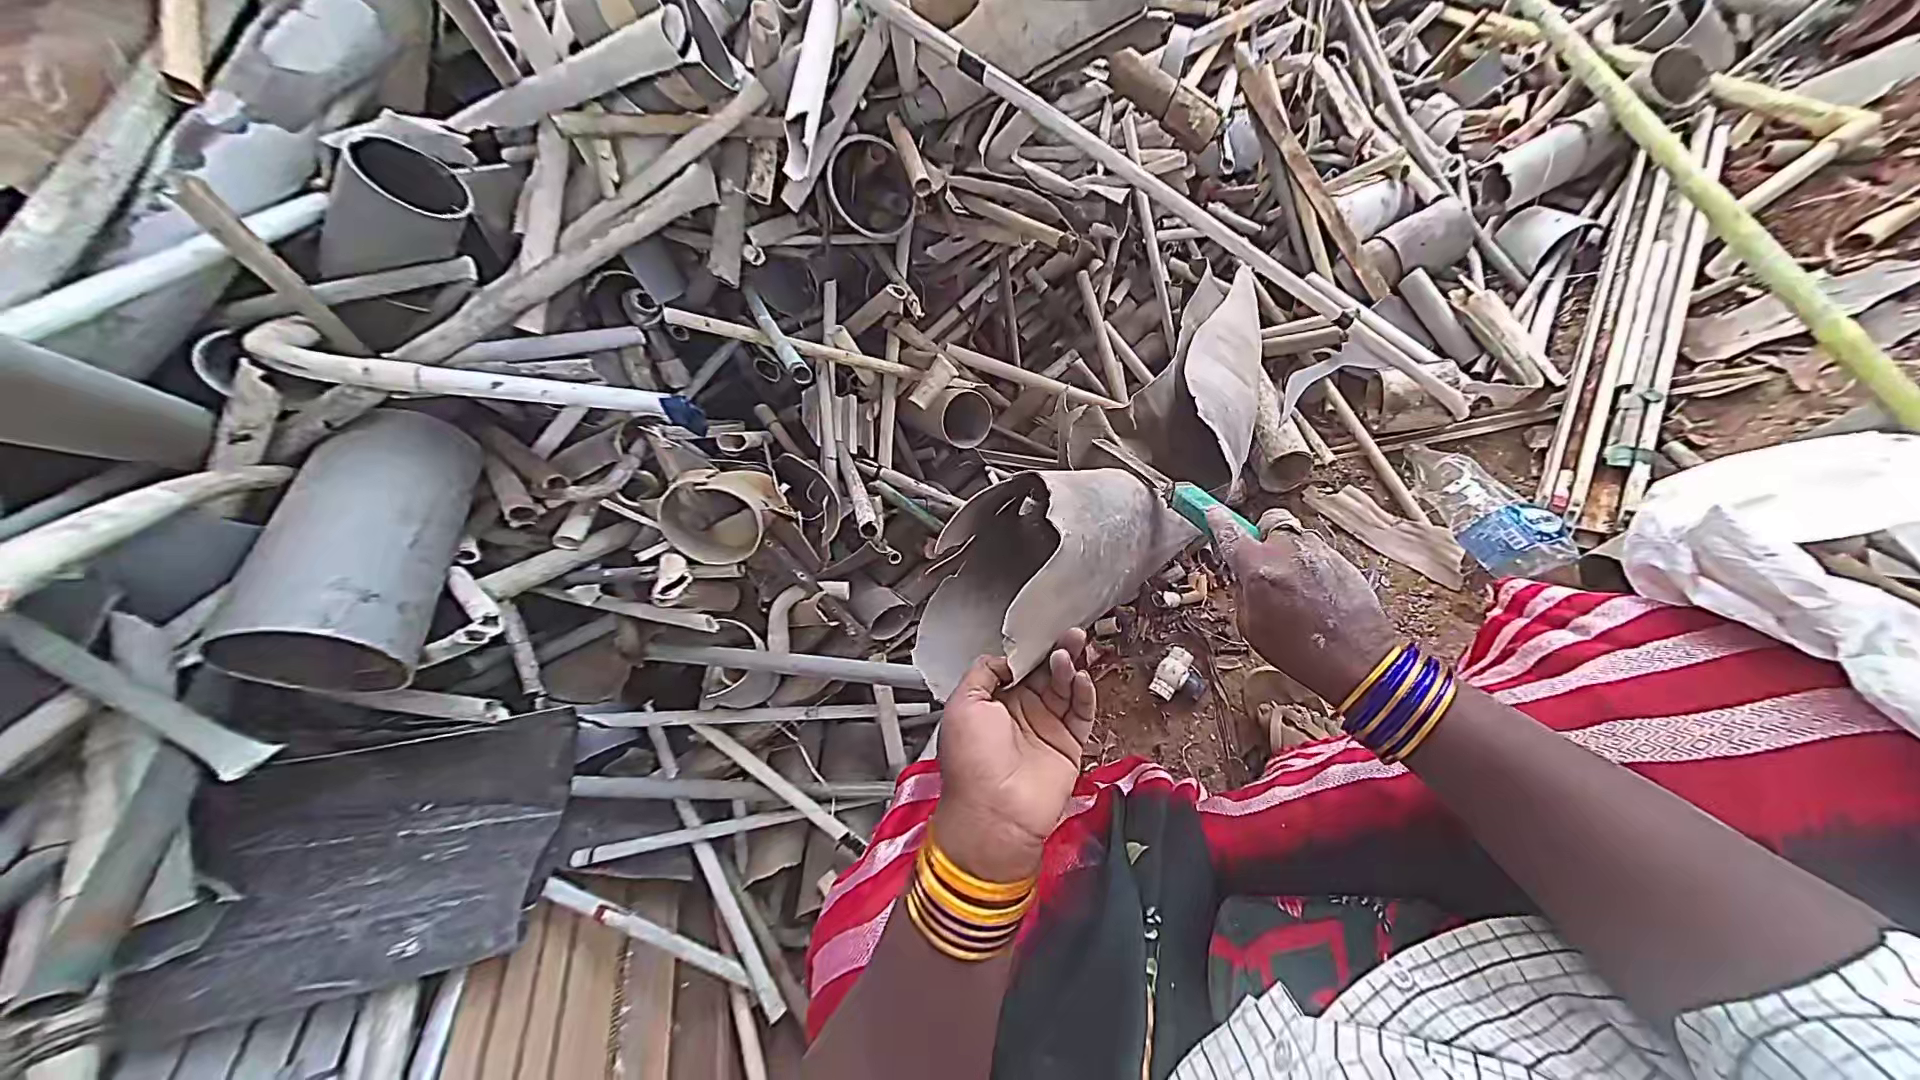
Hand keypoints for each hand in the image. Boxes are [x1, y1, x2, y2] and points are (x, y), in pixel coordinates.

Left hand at [931, 630, 1095, 882]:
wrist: (995, 812)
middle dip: (1058, 650)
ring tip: (1072, 650)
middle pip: (1045, 672)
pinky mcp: (1068, 743)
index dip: (1031, 649)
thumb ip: (982, 673)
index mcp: (993, 702)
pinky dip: (1084, 692)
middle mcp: (1020, 712)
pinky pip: (1082, 711)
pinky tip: (1080, 677)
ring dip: (1070, 666)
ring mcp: (1045, 727)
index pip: (1018, 666)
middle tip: (1070, 633)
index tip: (1042, 630)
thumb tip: (1002, 658)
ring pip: (1065, 686)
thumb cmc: (971, 765)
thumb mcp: (962, 704)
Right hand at [1206, 506, 1398, 704]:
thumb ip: (1242, 591)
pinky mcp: (1340, 558)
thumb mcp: (1250, 626)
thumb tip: (1242, 576)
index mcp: (1257, 569)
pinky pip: (1314, 552)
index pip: (1228, 531)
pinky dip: (1308, 566)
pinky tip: (1313, 593)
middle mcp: (1286, 551)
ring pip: (1292, 539)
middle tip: (1261, 567)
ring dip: (1287, 555)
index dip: (1215, 518)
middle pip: (1266, 526)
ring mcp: (1317, 551)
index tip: (1208, 509)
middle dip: (1261, 541)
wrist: (1359, 660)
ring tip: (1292, 588)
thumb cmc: (1301, 651)